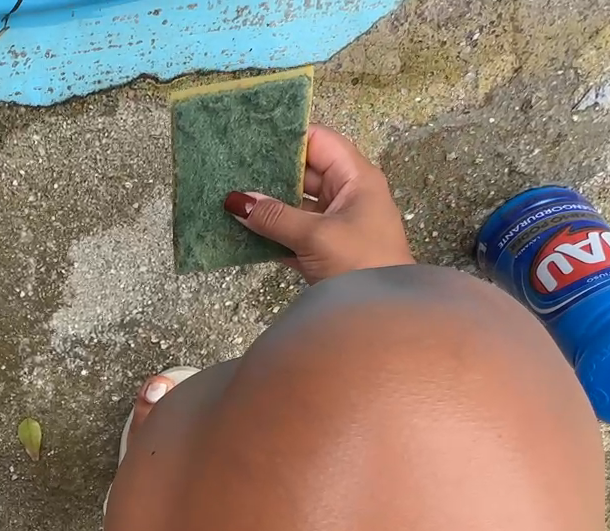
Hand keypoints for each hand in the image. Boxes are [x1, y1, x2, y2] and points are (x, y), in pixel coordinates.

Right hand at [225, 123, 413, 284]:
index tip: (254, 138)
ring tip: (229, 201)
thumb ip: (274, 217)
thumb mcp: (316, 235)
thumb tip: (236, 201)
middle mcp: (344, 195)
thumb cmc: (361, 263)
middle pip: (303, 173)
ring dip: (265, 206)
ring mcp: (331, 224)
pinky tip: (240, 233)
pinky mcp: (318, 250)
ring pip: (292, 206)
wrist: (380, 313)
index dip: (290, 137)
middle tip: (232, 170)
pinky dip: (267, 233)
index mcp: (355, 178)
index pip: (320, 142)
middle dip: (270, 173)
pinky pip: (288, 233)